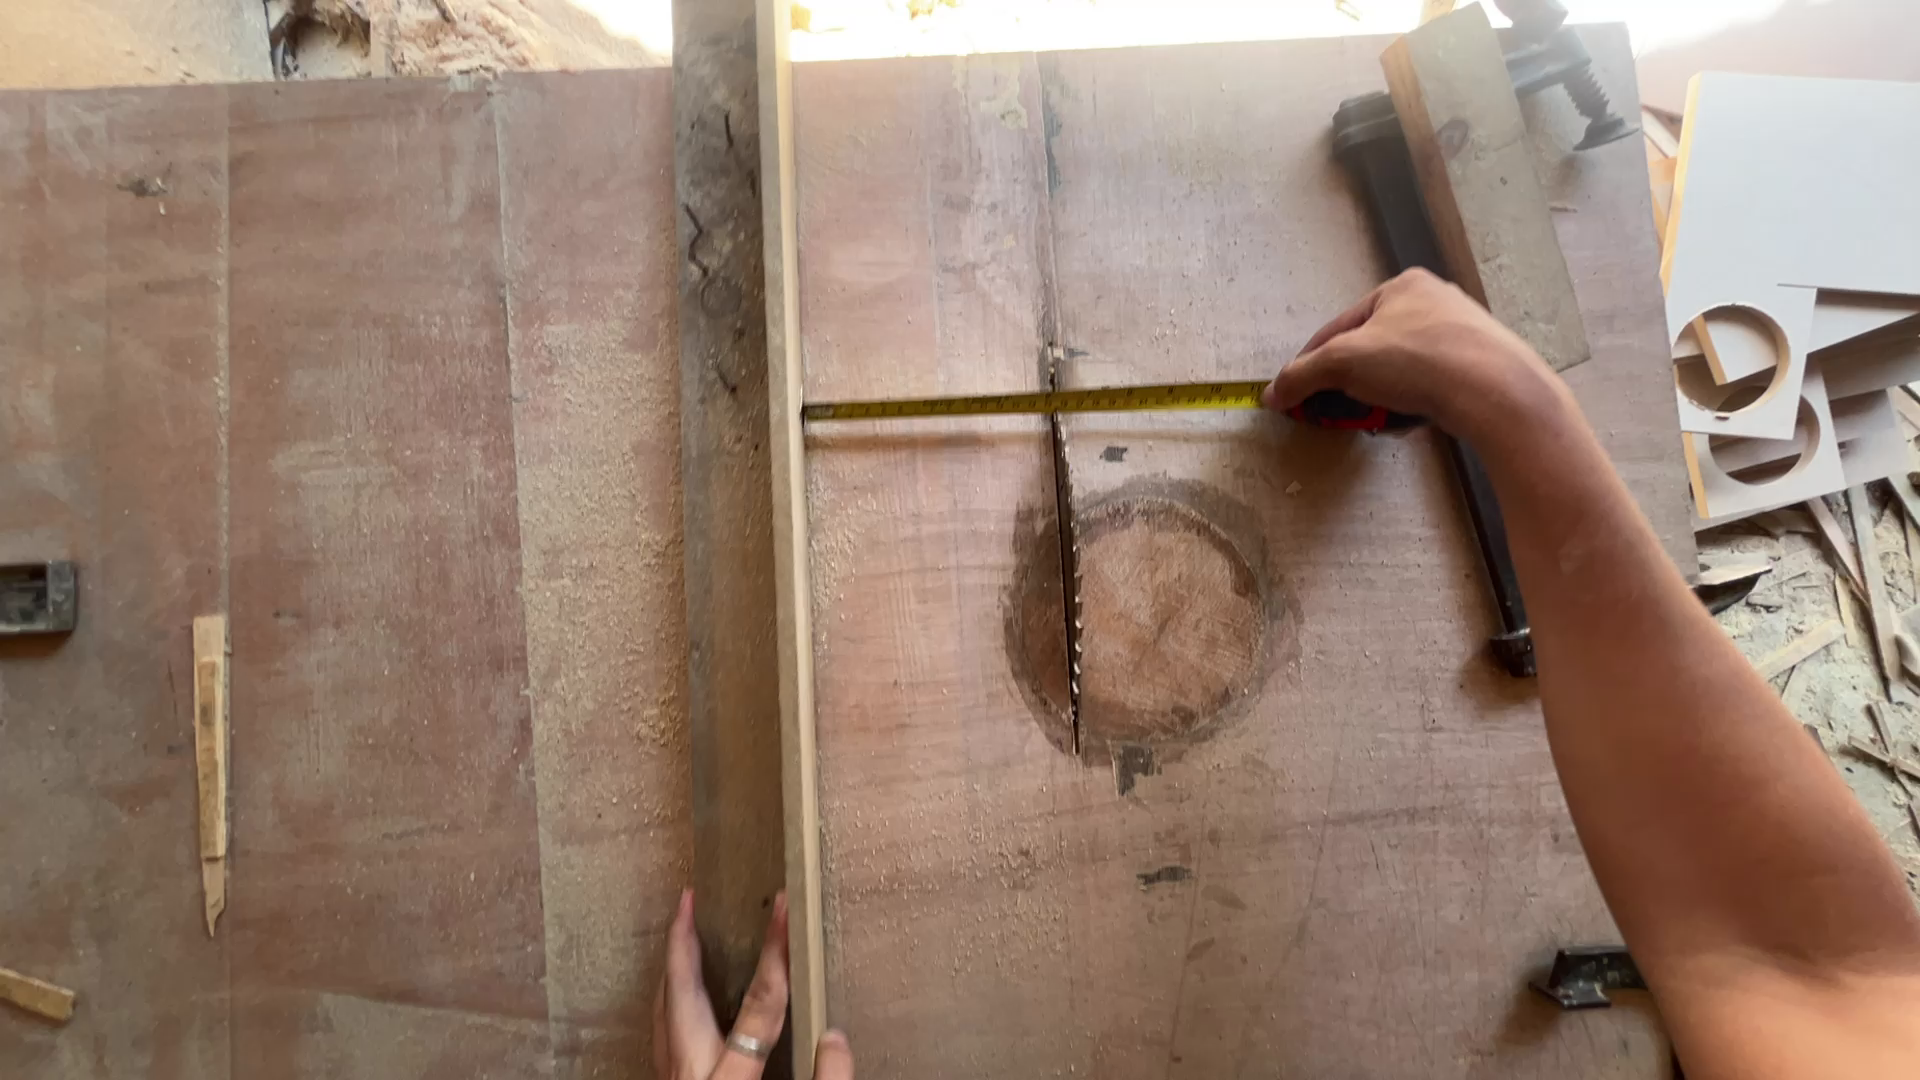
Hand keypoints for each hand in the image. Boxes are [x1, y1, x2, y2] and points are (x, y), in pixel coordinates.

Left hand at [654, 889, 854, 1079]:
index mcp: (724, 1079)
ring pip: (663, 1013)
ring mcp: (672, 1078)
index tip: (784, 906)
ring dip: (674, 970)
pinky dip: (672, 1002)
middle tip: (687, 900)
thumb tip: (836, 1038)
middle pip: (682, 996)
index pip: (759, 1005)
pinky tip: (682, 998)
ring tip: (682, 936)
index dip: (775, 951)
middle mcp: (689, 1073)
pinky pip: (664, 1033)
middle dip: (684, 943)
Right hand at [1261, 268, 1562, 442]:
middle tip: (1335, 411)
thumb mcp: (1342, 363)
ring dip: (1374, 396)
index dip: (1309, 365)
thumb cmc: (1415, 361)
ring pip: (1393, 370)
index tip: (1295, 396)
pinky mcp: (1477, 363)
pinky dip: (1406, 402)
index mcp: (1400, 286)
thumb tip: (1270, 395)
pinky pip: (1423, 384)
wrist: (1494, 391)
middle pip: (1365, 350)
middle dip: (1346, 384)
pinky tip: (1406, 418)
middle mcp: (1432, 300)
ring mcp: (1459, 331)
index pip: (1335, 329)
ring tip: (1373, 418)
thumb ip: (1300, 377)